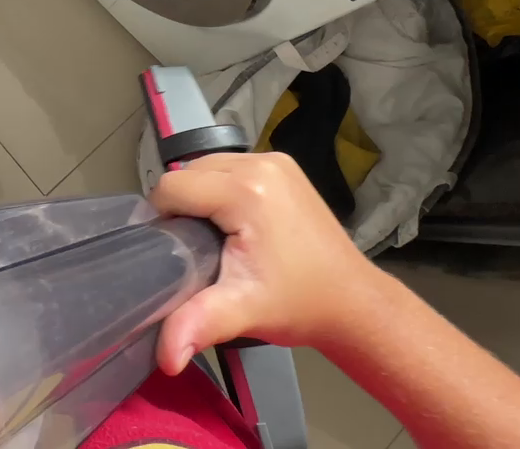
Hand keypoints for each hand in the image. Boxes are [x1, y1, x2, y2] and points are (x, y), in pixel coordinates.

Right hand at [150, 152, 388, 372]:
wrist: (355, 304)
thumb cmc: (298, 305)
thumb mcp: (244, 312)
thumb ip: (199, 323)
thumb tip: (165, 359)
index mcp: (245, 190)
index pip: (173, 187)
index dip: (164, 218)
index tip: (176, 251)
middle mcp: (258, 163)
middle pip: (188, 172)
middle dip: (182, 206)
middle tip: (196, 247)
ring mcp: (274, 159)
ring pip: (206, 166)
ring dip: (200, 196)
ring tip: (214, 235)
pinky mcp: (283, 164)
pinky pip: (230, 166)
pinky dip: (222, 187)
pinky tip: (234, 219)